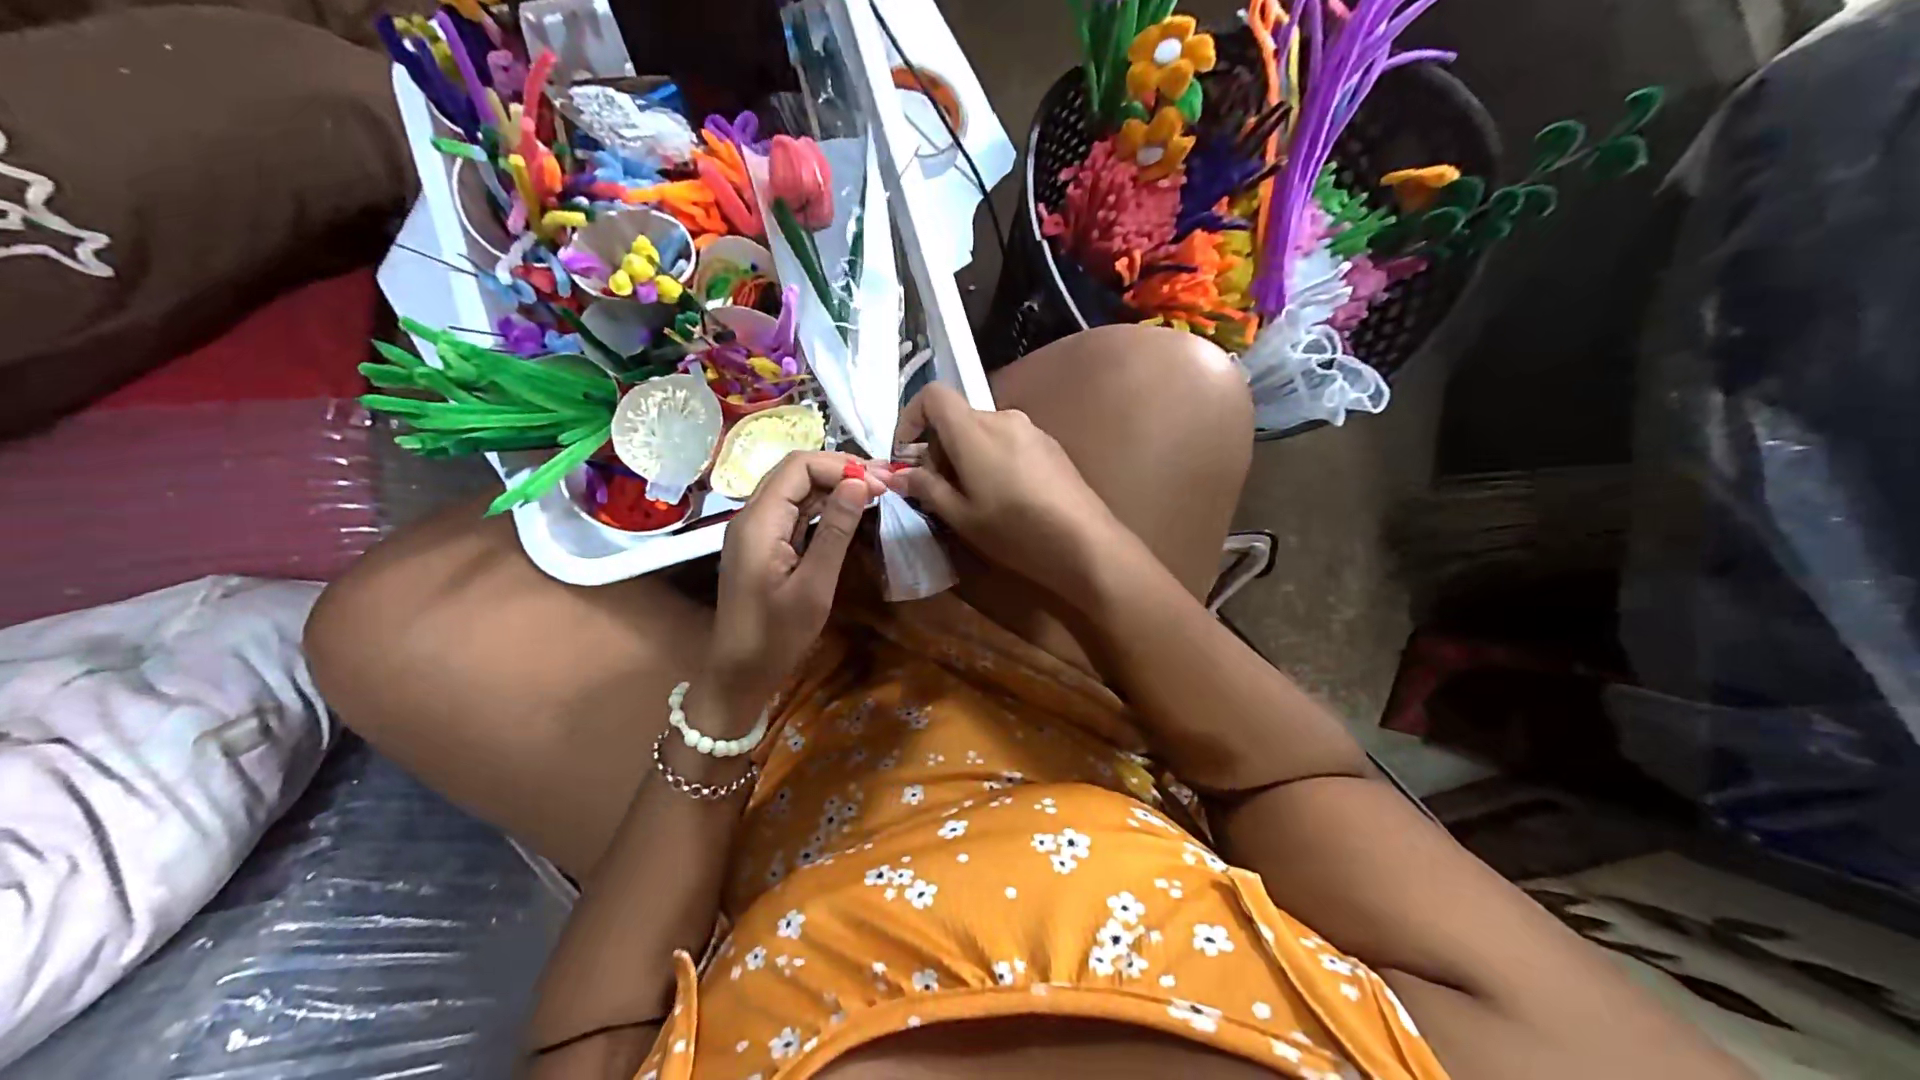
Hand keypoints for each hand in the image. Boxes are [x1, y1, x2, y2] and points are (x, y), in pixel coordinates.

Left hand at [704, 451, 887, 722]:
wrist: (739, 673)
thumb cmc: (777, 636)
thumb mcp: (814, 585)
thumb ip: (836, 531)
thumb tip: (860, 484)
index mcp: (759, 521)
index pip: (799, 467)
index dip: (842, 466)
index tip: (880, 484)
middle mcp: (752, 516)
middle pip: (795, 471)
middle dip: (840, 470)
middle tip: (884, 482)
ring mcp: (755, 530)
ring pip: (795, 489)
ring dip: (834, 485)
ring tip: (875, 491)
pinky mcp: (763, 544)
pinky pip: (793, 510)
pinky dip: (823, 504)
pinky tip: (849, 509)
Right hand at [890, 383, 1128, 603]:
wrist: (1085, 542)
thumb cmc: (1015, 530)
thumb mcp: (961, 516)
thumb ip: (926, 488)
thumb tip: (900, 474)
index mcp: (974, 430)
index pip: (932, 395)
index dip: (911, 418)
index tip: (907, 455)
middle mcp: (1002, 417)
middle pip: (957, 416)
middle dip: (938, 447)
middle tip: (936, 489)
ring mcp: (1030, 429)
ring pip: (983, 430)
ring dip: (966, 454)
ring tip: (971, 496)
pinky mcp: (1050, 445)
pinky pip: (1007, 440)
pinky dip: (991, 457)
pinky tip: (1003, 495)